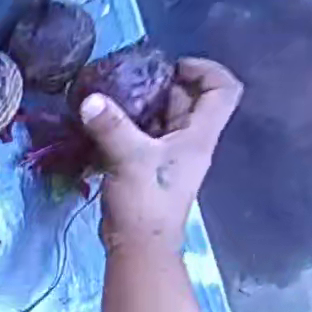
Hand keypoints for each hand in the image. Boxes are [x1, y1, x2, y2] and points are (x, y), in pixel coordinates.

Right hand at [79, 57, 242, 251]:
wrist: (138, 246)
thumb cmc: (146, 202)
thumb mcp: (129, 158)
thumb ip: (110, 126)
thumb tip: (89, 98)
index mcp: (198, 135)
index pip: (222, 90)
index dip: (206, 70)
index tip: (173, 65)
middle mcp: (188, 143)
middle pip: (186, 102)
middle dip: (160, 87)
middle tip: (128, 80)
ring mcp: (168, 159)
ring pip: (160, 122)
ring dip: (139, 109)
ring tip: (110, 100)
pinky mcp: (146, 172)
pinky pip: (140, 141)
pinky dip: (124, 130)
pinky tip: (101, 128)